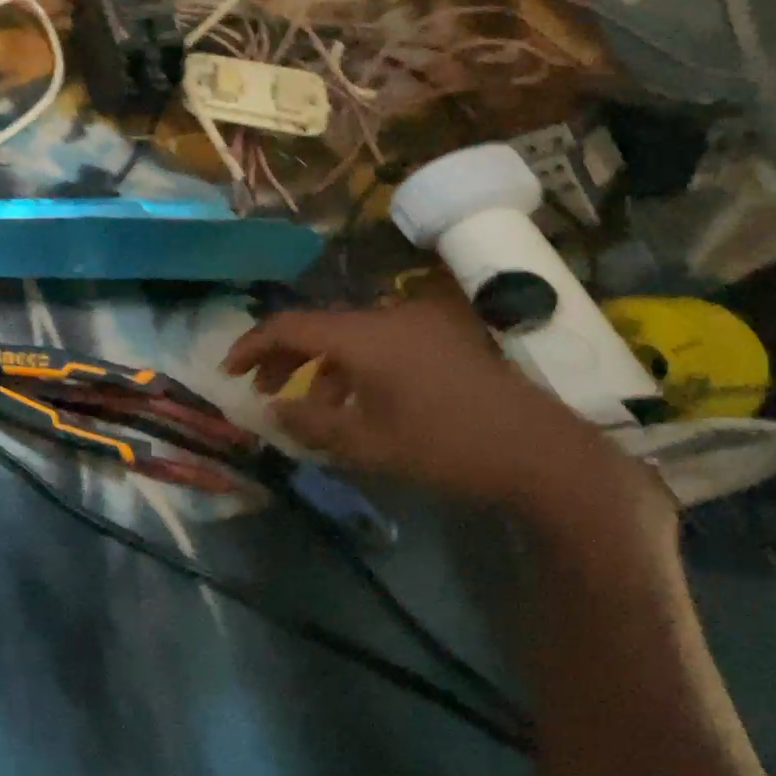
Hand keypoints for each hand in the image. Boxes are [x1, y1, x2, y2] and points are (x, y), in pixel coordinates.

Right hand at [221, 300, 637, 516]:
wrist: (548, 456)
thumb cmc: (447, 447)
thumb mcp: (365, 443)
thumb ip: (308, 423)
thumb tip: (270, 410)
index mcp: (365, 336)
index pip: (288, 326)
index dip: (251, 346)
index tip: (227, 372)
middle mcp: (390, 319)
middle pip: (317, 327)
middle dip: (282, 358)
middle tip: (260, 390)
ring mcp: (422, 328)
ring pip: (348, 336)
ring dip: (318, 366)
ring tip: (306, 405)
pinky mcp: (445, 342)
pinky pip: (380, 344)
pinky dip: (353, 367)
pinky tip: (355, 403)